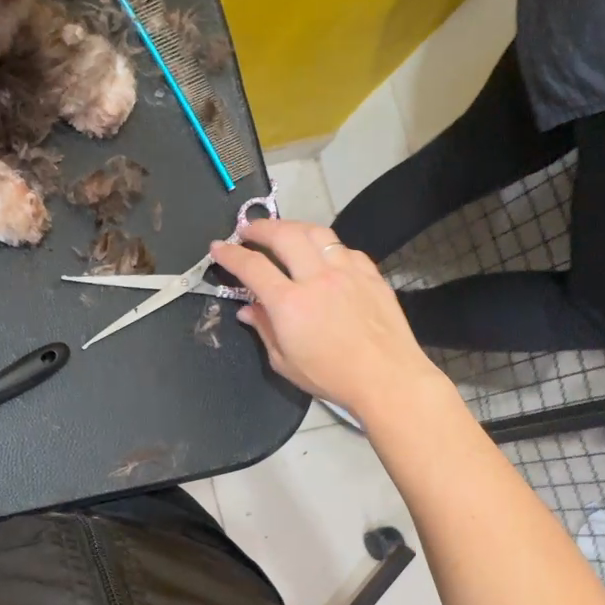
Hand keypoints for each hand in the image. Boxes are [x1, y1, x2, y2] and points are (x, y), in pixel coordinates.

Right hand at [212, 218, 446, 420]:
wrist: (386, 377)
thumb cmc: (330, 376)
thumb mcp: (283, 361)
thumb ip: (264, 329)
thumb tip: (248, 310)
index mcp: (289, 303)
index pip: (252, 267)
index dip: (230, 254)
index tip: (218, 247)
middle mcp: (317, 278)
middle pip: (284, 236)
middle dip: (260, 228)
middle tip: (247, 229)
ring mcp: (347, 272)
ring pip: (316, 233)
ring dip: (293, 226)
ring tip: (282, 230)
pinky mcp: (370, 274)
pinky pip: (343, 248)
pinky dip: (325, 245)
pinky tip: (320, 254)